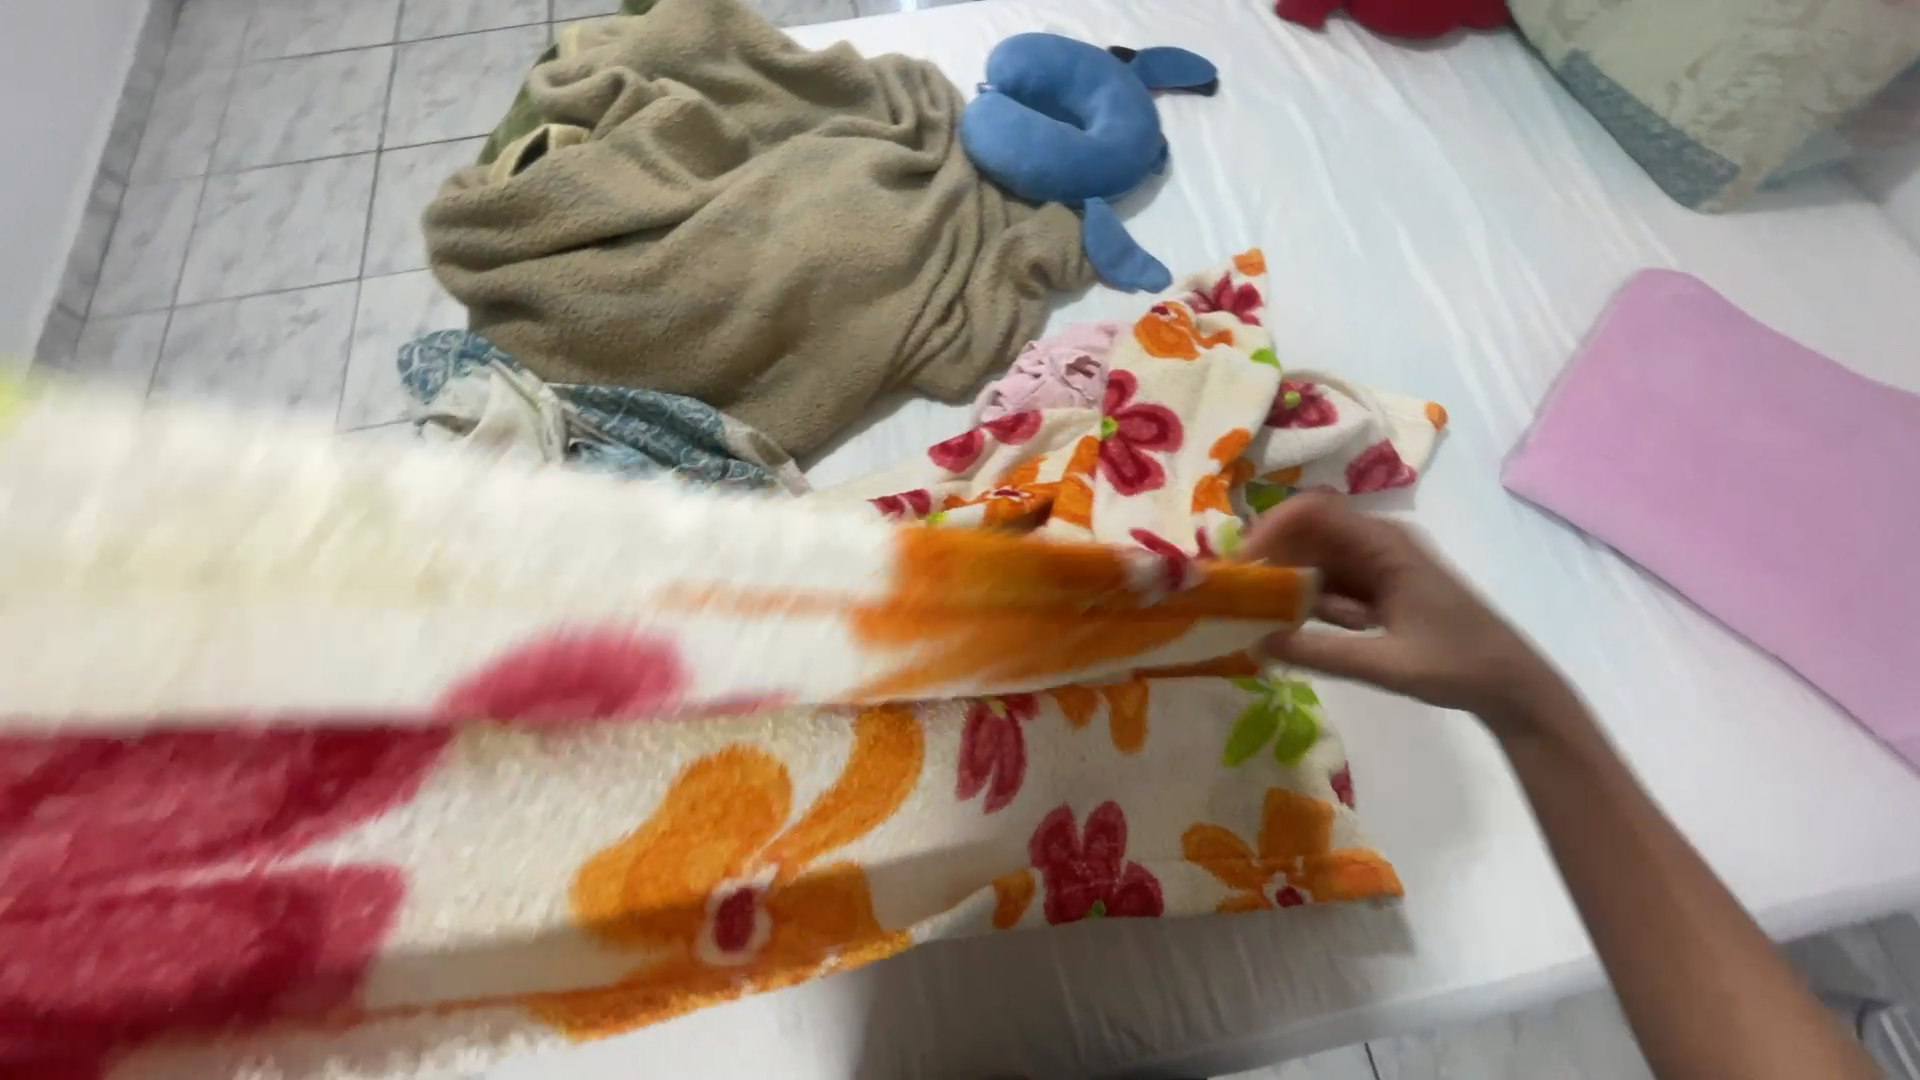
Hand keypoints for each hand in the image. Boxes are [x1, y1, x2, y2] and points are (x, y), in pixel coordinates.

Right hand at [1240, 494, 1569, 736]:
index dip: (1270, 528)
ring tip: (1262, 617)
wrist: (1515, 686)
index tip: (1241, 566)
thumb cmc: (1459, 667)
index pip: (1314, 511)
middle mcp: (1379, 543)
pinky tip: (1299, 629)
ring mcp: (1378, 563)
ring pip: (1313, 557)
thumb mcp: (1386, 665)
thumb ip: (1320, 653)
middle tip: (1238, 596)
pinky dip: (1306, 599)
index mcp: (1386, 545)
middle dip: (1269, 559)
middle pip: (1307, 532)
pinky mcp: (1378, 585)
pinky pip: (1328, 580)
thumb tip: (1256, 643)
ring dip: (1286, 583)